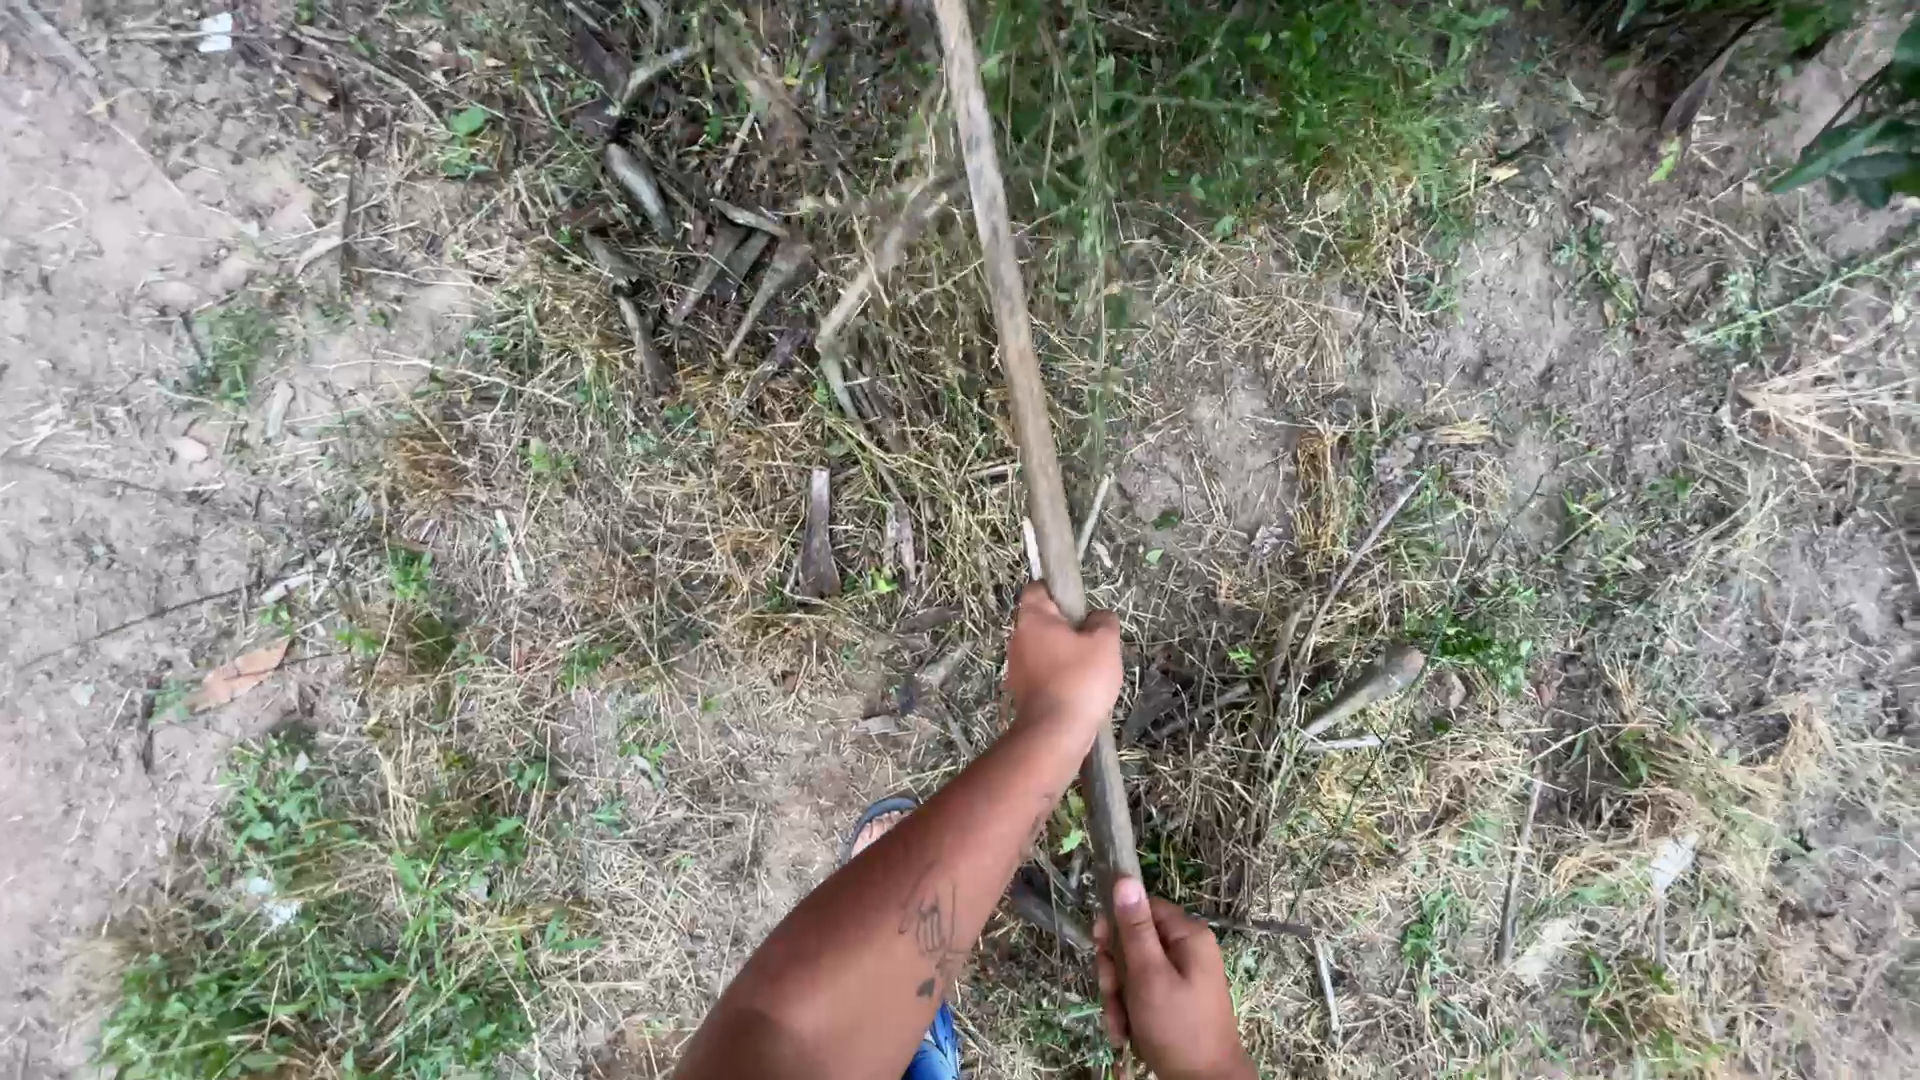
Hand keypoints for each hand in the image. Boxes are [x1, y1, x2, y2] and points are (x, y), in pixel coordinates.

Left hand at [1006, 583, 1121, 747]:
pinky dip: (1059, 676)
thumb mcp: (1104, 643)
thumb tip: (1097, 618)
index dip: (1059, 591)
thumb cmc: (1079, 678)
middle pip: (1043, 621)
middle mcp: (1017, 638)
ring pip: (1044, 649)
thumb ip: (1103, 621)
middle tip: (1093, 640)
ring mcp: (1016, 666)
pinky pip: (1043, 673)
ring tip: (1090, 669)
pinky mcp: (1021, 690)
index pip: (1037, 589)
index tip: (1081, 607)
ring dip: (1065, 655)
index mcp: (1031, 618)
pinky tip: (1079, 689)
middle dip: (1068, 628)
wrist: (1055, 732)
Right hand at [1094, 878, 1253, 1079]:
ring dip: (1118, 996)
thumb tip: (1125, 878)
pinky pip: (1143, 993)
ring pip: (1134, 970)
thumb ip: (1134, 928)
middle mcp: (1187, 951)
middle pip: (1135, 941)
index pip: (1143, 907)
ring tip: (1118, 1023)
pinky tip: (1124, 1032)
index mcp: (1188, 935)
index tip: (1099, 945)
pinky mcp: (1175, 1001)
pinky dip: (1129, 1011)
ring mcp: (1182, 977)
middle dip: (1115, 970)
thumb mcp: (1149, 975)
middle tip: (1110, 992)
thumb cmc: (1178, 1028)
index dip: (1117, 924)